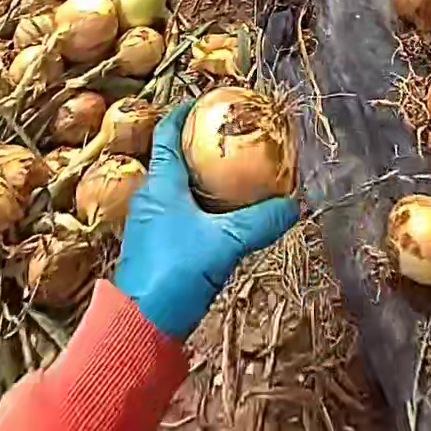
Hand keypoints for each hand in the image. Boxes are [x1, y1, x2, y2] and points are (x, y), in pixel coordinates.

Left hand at [115, 99, 299, 337]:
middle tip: (230, 135)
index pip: (168, 132)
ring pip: (177, 183)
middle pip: (174, 155)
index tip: (207, 100)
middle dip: (200, 142)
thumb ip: (261, 222)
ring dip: (200, 173)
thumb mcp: (225, 243)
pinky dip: (198, 200)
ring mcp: (149, 221)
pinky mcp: (154, 244)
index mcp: (162, 182)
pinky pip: (178, 208)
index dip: (184, 111)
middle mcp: (151, 195)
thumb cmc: (175, 272)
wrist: (137, 330)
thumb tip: (293, 204)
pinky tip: (222, 213)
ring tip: (233, 170)